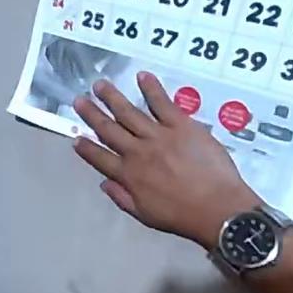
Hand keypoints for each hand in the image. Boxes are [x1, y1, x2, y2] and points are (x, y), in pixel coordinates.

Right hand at [72, 72, 261, 248]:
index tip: (75, 137)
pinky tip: (142, 76)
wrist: (217, 208)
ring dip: (113, 97)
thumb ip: (122, 197)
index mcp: (129, 175)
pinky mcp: (181, 125)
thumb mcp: (145, 215)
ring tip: (100, 84)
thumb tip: (104, 183)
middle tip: (79, 99)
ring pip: (129, 112)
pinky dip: (151, 88)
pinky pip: (162, 103)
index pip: (100, 158)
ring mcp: (158, 135)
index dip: (86, 148)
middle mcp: (138, 152)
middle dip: (92, 114)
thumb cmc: (182, 216)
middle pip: (109, 129)